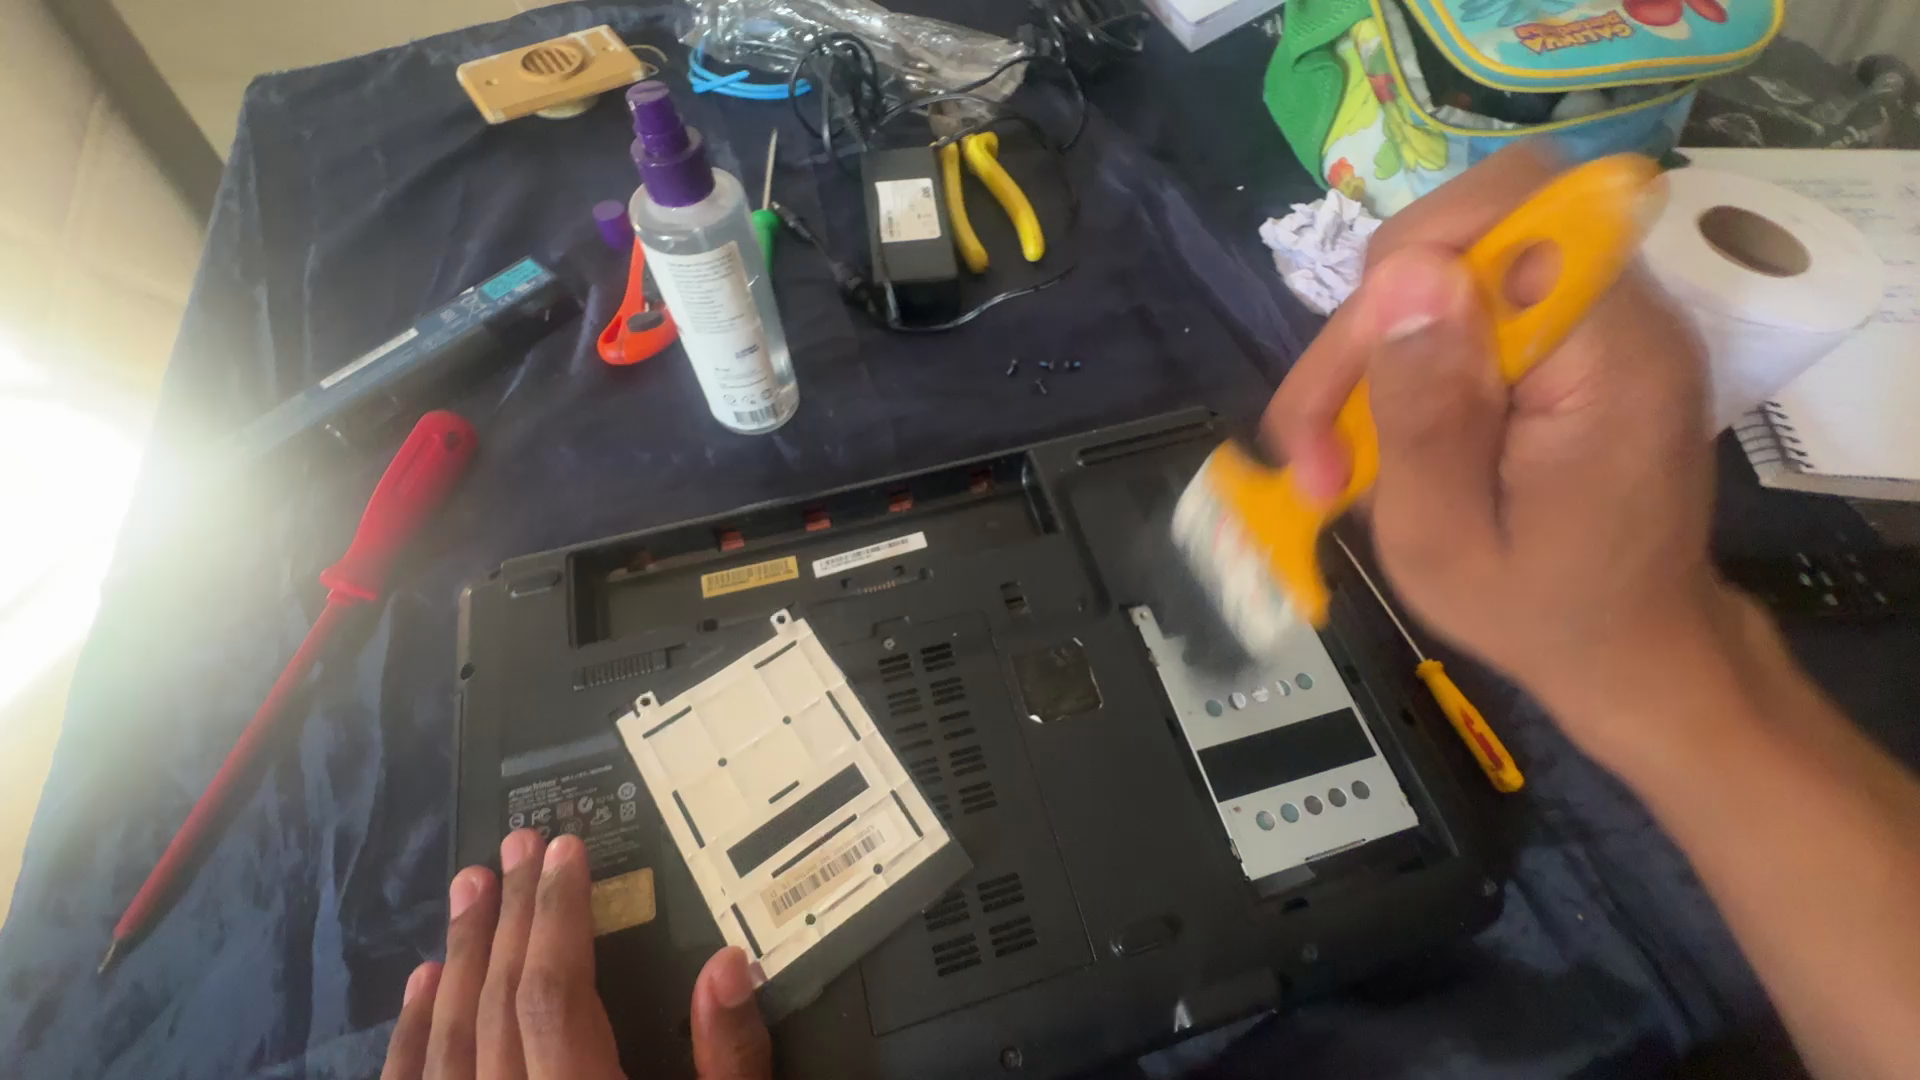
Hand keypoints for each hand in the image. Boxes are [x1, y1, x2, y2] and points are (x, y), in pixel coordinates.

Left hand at [381, 829, 772, 1079]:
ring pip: (440, 1049)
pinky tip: (423, 989)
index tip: (564, 850)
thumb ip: (731, 1060)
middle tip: (515, 847)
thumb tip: (727, 962)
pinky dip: (411, 1038)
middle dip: (507, 918)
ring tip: (468, 891)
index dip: (557, 914)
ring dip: (457, 959)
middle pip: (494, 1008)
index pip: (554, 995)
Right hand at [1262, 145, 1731, 756]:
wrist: (1625, 644)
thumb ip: (1424, 412)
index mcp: (1606, 358)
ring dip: (1367, 359)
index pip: (1502, 217)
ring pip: (1444, 276)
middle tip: (1318, 441)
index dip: (1396, 278)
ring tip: (1338, 459)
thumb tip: (1403, 275)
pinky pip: (1459, 315)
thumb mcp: (1444, 535)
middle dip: (1362, 331)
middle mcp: (1617, 315)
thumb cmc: (1532, 609)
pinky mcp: (1571, 348)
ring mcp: (1596, 327)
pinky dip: (1397, 367)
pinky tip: (1383, 437)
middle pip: (1461, 239)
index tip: (1344, 391)